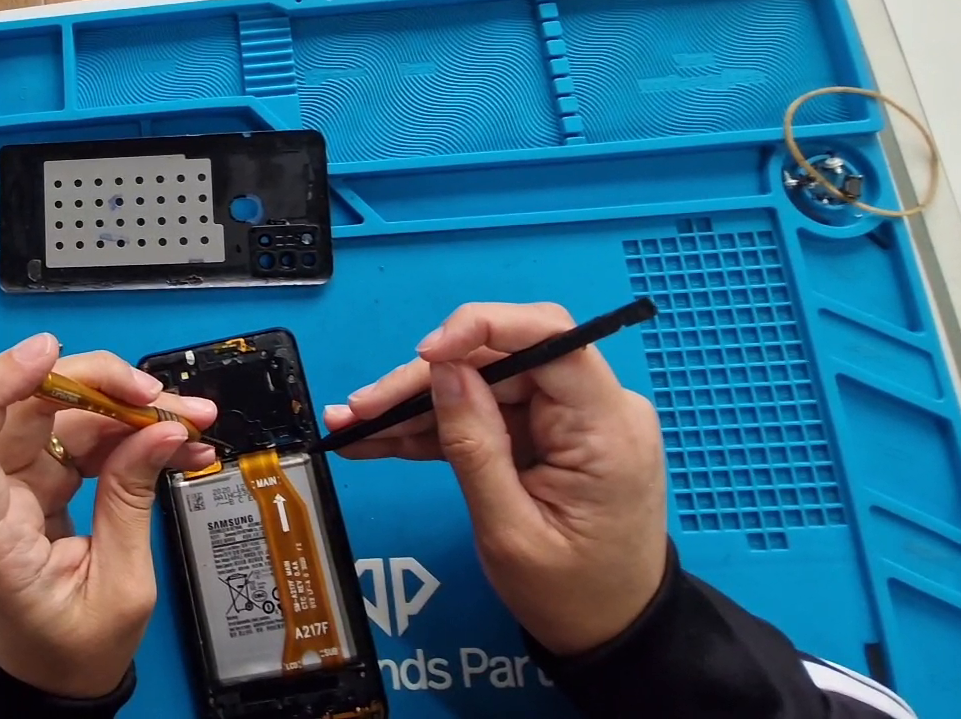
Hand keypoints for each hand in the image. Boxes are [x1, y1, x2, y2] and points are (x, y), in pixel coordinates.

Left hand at [0, 334, 217, 698]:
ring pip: (65, 414)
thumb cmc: (70, 653)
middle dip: (99, 386)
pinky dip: (130, 432)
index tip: (49, 352)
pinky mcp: (43, 478)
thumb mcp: (119, 590)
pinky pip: (85, 437)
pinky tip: (175, 438)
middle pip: (28, 408)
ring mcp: (17, 480)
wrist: (51, 683)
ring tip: (191, 419)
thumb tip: (161, 429)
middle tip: (163, 398)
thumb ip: (132, 502)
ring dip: (128, 407)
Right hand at [323, 302, 666, 655]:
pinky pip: (476, 411)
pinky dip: (426, 426)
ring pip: (473, 383)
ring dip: (410, 406)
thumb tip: (443, 369)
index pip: (549, 338)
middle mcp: (589, 406)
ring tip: (351, 425)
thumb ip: (474, 446)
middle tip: (360, 409)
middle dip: (420, 382)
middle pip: (494, 362)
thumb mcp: (511, 532)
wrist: (610, 633)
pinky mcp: (539, 429)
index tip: (425, 353)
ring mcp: (562, 416)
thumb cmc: (571, 595)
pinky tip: (375, 437)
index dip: (482, 327)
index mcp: (604, 427)